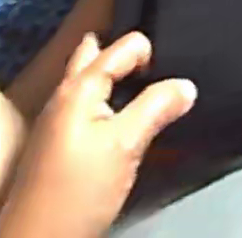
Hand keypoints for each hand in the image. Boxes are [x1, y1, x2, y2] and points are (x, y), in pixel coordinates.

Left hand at [0, 32, 195, 237]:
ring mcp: (56, 120)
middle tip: (152, 74)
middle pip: (98, 54)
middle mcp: (64, 94)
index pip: (125, 46)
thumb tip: (186, 86)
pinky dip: (106, 103)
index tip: (166, 81)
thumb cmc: (77, 195)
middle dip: (126, 56)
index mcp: (79, 86)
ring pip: (90, 81)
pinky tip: (121, 126)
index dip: (151, 56)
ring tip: (143, 95)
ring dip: (115, 80)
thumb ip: (157, 108)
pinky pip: (87, 106)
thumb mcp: (126, 146)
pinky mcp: (55, 145)